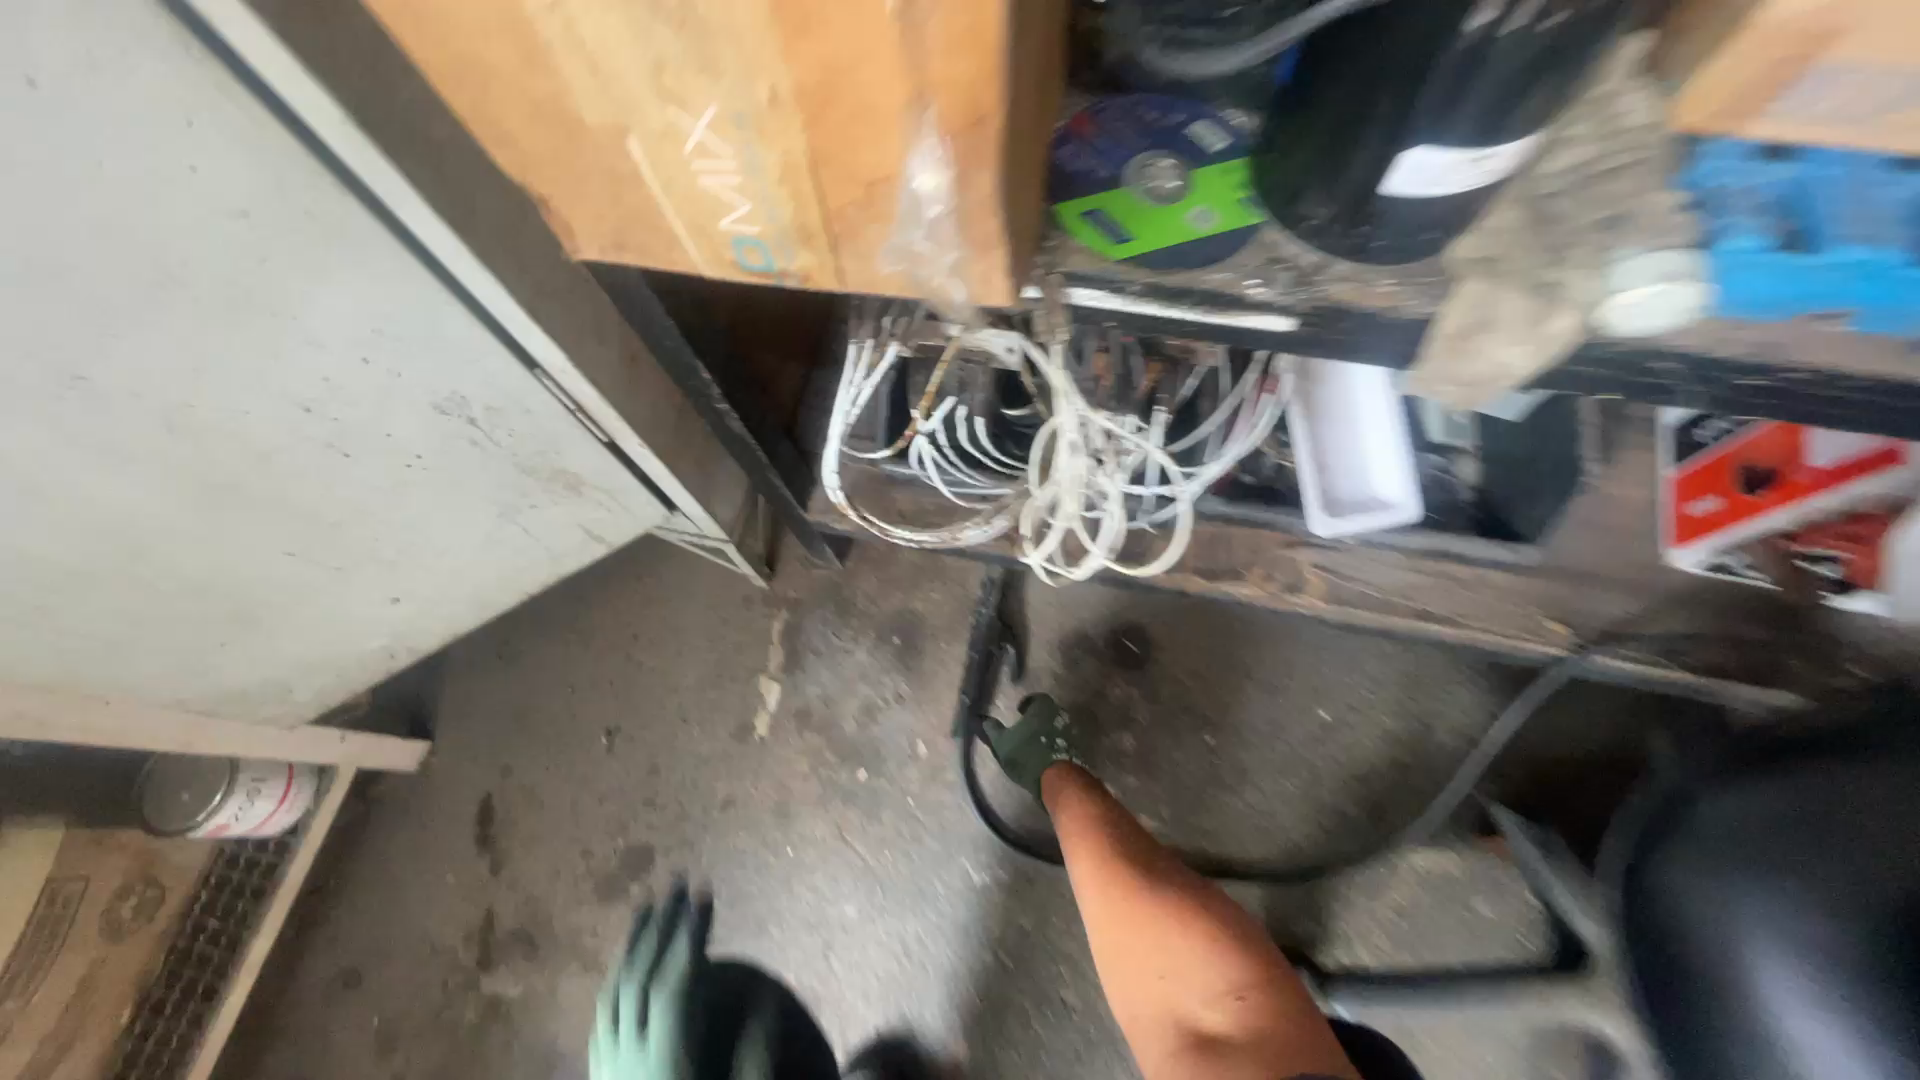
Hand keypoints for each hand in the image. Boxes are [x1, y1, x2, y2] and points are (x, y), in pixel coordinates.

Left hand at [591, 884, 775, 1079]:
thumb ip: (754, 1058)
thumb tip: (767, 997)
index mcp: (663, 1061)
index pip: (674, 984)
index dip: (690, 936)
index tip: (706, 892)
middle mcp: (627, 1056)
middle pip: (639, 978)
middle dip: (661, 924)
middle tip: (679, 879)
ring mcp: (606, 1065)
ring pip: (613, 990)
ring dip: (633, 941)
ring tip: (648, 901)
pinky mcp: (597, 1073)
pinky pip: (600, 1012)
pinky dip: (615, 973)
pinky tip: (625, 957)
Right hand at [984, 692, 1086, 799]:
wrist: (1059, 780)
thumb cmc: (1027, 755)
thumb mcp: (1002, 743)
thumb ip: (992, 729)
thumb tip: (981, 719)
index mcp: (1043, 707)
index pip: (1036, 698)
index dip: (1027, 704)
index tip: (1020, 712)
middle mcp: (1061, 715)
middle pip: (1049, 712)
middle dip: (1039, 718)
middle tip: (1028, 728)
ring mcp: (1073, 732)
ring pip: (1059, 727)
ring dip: (1049, 733)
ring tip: (1037, 744)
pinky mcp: (1079, 750)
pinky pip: (1066, 743)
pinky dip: (1057, 746)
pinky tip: (1048, 756)